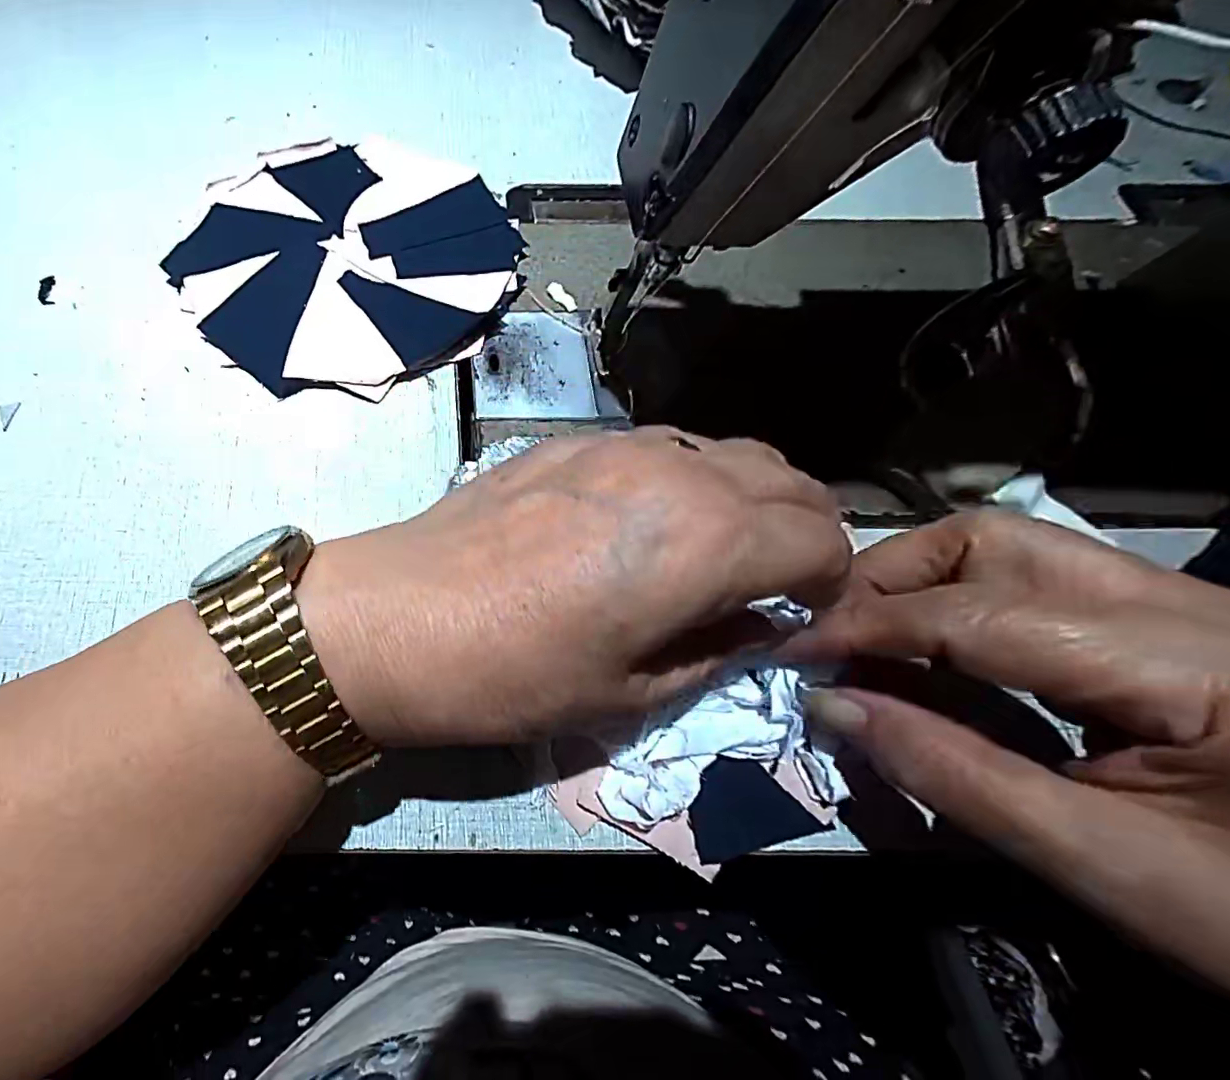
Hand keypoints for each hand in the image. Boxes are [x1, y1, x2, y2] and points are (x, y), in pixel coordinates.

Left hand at [296, 428, 849, 746]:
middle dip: (804, 534)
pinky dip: (694, 477)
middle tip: (777, 584)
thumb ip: (717, 650)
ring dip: (752, 499)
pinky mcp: (577, 439)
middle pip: (791, 484)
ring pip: (732, 452)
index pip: (823, 540)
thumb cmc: (513, 673)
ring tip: (722, 550)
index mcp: (705, 541)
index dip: (831, 581)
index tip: (806, 613)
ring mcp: (624, 445)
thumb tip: (763, 627)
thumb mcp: (629, 691)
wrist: (398, 618)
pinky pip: (670, 445)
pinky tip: (656, 518)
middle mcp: (678, 473)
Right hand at [803, 511, 1229, 1079]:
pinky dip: (973, 617)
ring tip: (870, 645)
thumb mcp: (1116, 876)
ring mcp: (1211, 613)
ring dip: (928, 589)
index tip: (792, 650)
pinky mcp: (1199, 638)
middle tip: (830, 638)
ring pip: (1025, 556)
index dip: (872, 624)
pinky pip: (1053, 598)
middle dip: (895, 579)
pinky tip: (942, 661)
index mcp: (1218, 664)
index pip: (989, 612)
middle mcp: (1212, 607)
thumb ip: (956, 777)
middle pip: (1005, 541)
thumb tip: (832, 707)